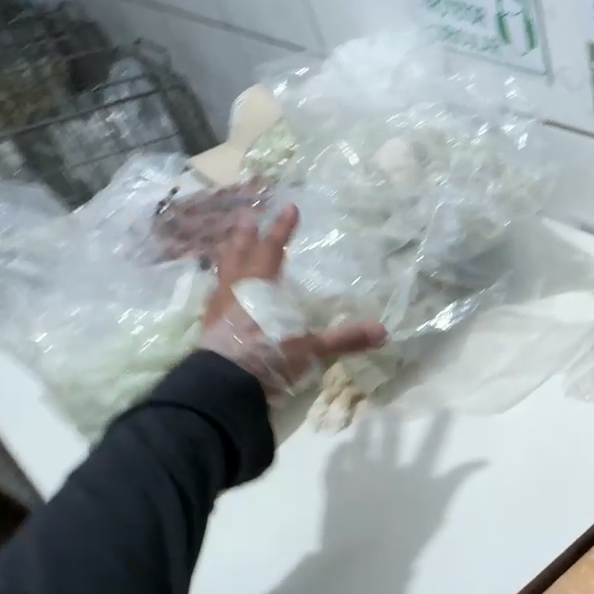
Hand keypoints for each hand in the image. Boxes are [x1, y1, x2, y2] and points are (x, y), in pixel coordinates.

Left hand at [199, 203, 386, 397]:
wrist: (223, 384)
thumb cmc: (266, 356)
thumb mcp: (311, 349)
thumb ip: (345, 339)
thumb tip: (383, 331)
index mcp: (260, 286)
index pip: (273, 249)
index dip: (282, 229)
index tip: (290, 208)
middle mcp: (236, 289)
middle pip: (239, 253)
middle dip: (246, 235)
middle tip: (248, 217)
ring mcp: (218, 307)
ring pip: (223, 271)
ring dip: (229, 255)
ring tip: (229, 245)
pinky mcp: (210, 325)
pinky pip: (216, 293)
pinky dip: (223, 283)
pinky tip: (224, 289)